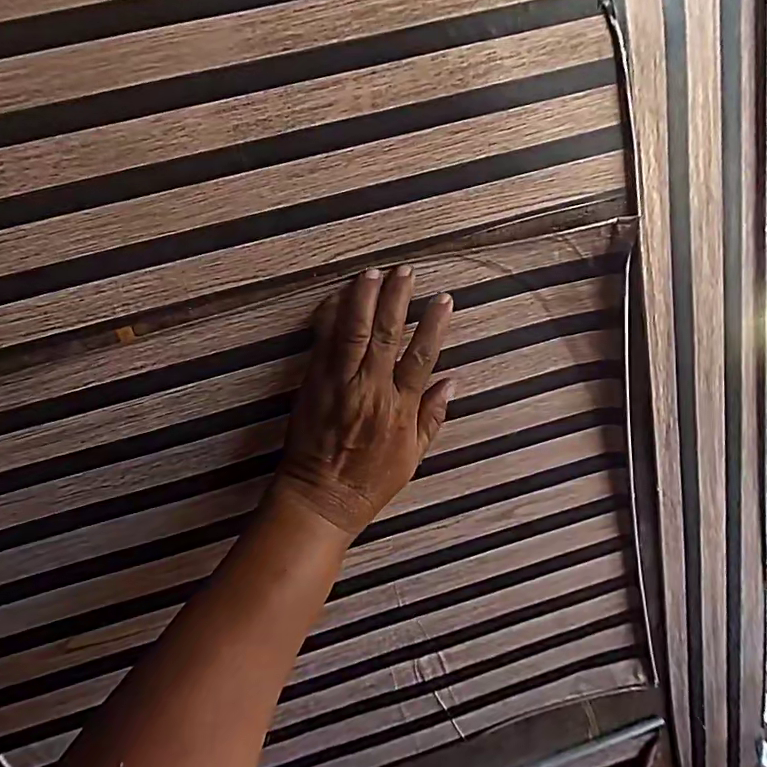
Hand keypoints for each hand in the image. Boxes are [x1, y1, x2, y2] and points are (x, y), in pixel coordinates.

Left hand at [270, 266, 456, 535]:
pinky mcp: (314, 383)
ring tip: (372, 272)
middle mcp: (372, 389)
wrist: (320, 496)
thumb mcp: (411, 457)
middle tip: (405, 271)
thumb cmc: (367, 482)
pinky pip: (323, 344)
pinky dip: (330, 319)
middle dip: (398, 298)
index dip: (434, 324)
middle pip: (388, 334)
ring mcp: (340, 384)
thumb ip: (432, 418)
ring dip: (364, 298)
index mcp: (400, 407)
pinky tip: (335, 298)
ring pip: (355, 331)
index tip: (443, 299)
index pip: (422, 355)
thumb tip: (452, 382)